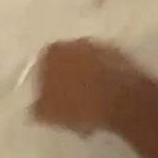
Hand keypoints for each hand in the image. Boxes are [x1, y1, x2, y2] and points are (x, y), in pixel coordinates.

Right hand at [32, 39, 152, 135]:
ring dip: (87, 83)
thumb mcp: (48, 114)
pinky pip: (106, 71)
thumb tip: (35, 108)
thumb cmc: (79, 105)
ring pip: (87, 67)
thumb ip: (37, 108)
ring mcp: (100, 47)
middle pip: (66, 65)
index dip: (46, 88)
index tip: (52, 104)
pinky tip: (106, 102)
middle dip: (68, 83)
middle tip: (71, 107)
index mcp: (52, 52)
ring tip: (90, 108)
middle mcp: (75, 43)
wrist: (123, 101)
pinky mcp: (122, 56)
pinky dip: (104, 83)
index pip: (42, 68)